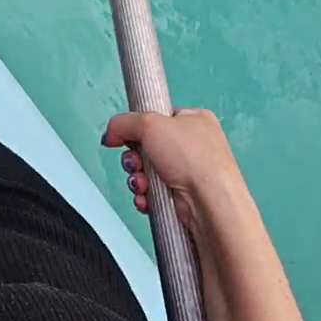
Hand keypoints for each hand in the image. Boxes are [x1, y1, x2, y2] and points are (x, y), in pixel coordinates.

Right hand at [101, 109, 243, 237]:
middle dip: (135, 156)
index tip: (128, 135)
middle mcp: (195, 145)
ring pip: (147, 169)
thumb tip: (110, 135)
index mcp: (195, 120)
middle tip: (136, 162)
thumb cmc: (192, 159)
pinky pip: (153, 190)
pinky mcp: (185, 196)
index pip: (158, 117)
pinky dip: (145, 194)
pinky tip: (146, 197)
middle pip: (147, 145)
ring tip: (141, 183)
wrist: (210, 203)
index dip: (138, 126)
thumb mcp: (149, 123)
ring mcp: (190, 172)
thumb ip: (122, 123)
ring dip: (137, 177)